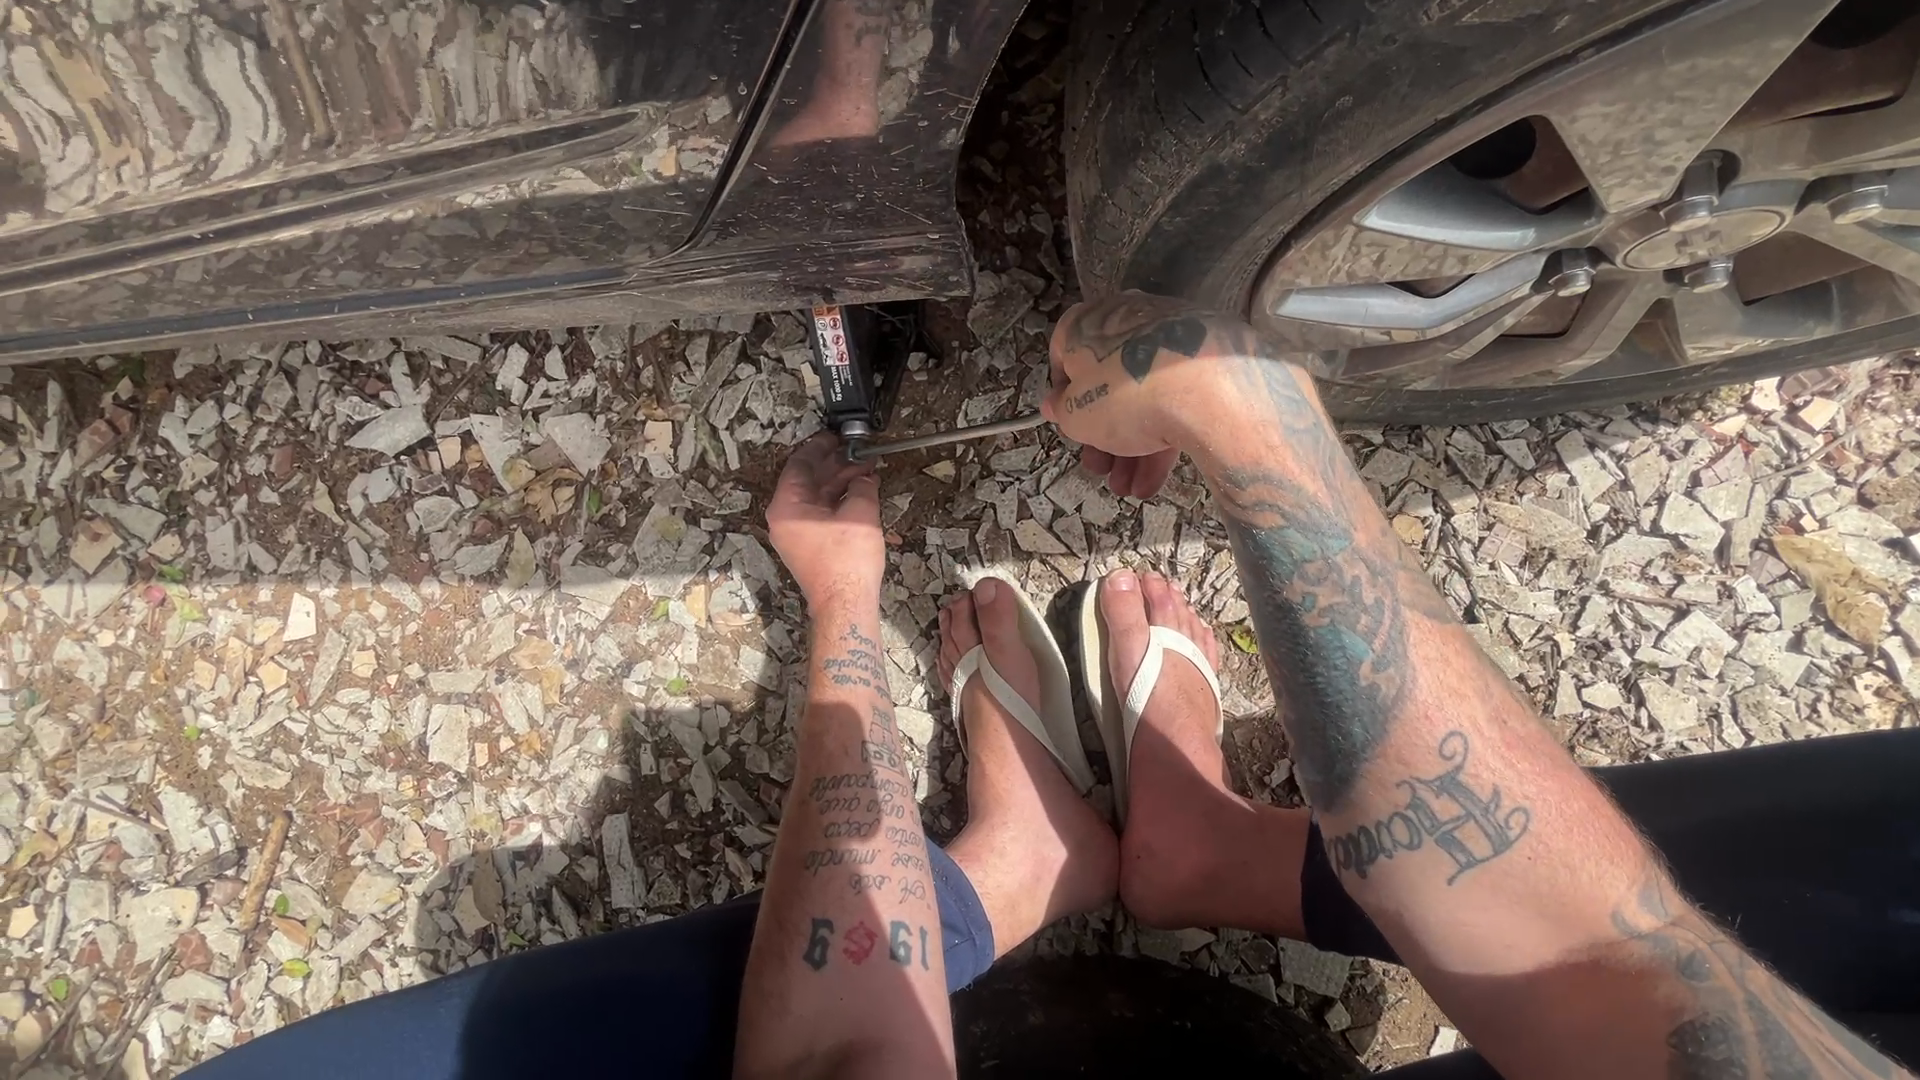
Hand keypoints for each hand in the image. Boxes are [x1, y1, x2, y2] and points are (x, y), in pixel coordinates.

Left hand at [768, 435, 883, 607]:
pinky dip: (839, 502)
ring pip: (817, 498)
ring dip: (840, 484)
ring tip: (866, 472)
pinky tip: (860, 494)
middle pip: (808, 480)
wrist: (846, 603)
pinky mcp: (808, 546)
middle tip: (857, 453)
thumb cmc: (847, 562)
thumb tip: (864, 476)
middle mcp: (785, 519)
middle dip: (835, 466)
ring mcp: (795, 534)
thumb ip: (862, 485)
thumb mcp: (860, 512)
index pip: (799, 464)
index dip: (820, 447)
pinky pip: (821, 514)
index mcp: (787, 506)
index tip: (835, 437)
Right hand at [1041, 292, 1267, 495]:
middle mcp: (1127, 319)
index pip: (1063, 359)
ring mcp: (1170, 336)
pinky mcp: (1206, 358)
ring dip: (1131, 449)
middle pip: (1107, 385)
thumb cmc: (1126, 395)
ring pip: (1142, 397)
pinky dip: (1163, 436)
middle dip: (1102, 437)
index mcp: (1086, 323)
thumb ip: (1062, 410)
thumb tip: (1055, 403)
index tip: (1070, 427)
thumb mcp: (1076, 414)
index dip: (1064, 400)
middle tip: (1101, 469)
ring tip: (1128, 487)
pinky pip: (1175, 399)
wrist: (1206, 388)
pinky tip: (1155, 478)